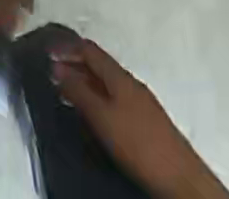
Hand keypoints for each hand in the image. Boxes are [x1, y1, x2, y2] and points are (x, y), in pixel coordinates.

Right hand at [51, 38, 228, 198]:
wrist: (183, 182)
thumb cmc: (138, 143)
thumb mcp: (100, 116)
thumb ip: (77, 90)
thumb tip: (57, 68)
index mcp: (121, 78)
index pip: (90, 50)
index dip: (66, 47)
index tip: (45, 54)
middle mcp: (132, 85)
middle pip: (99, 64)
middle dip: (73, 65)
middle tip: (51, 75)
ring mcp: (142, 103)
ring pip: (106, 82)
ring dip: (84, 82)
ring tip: (65, 93)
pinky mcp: (147, 121)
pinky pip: (115, 98)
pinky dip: (97, 97)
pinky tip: (90, 112)